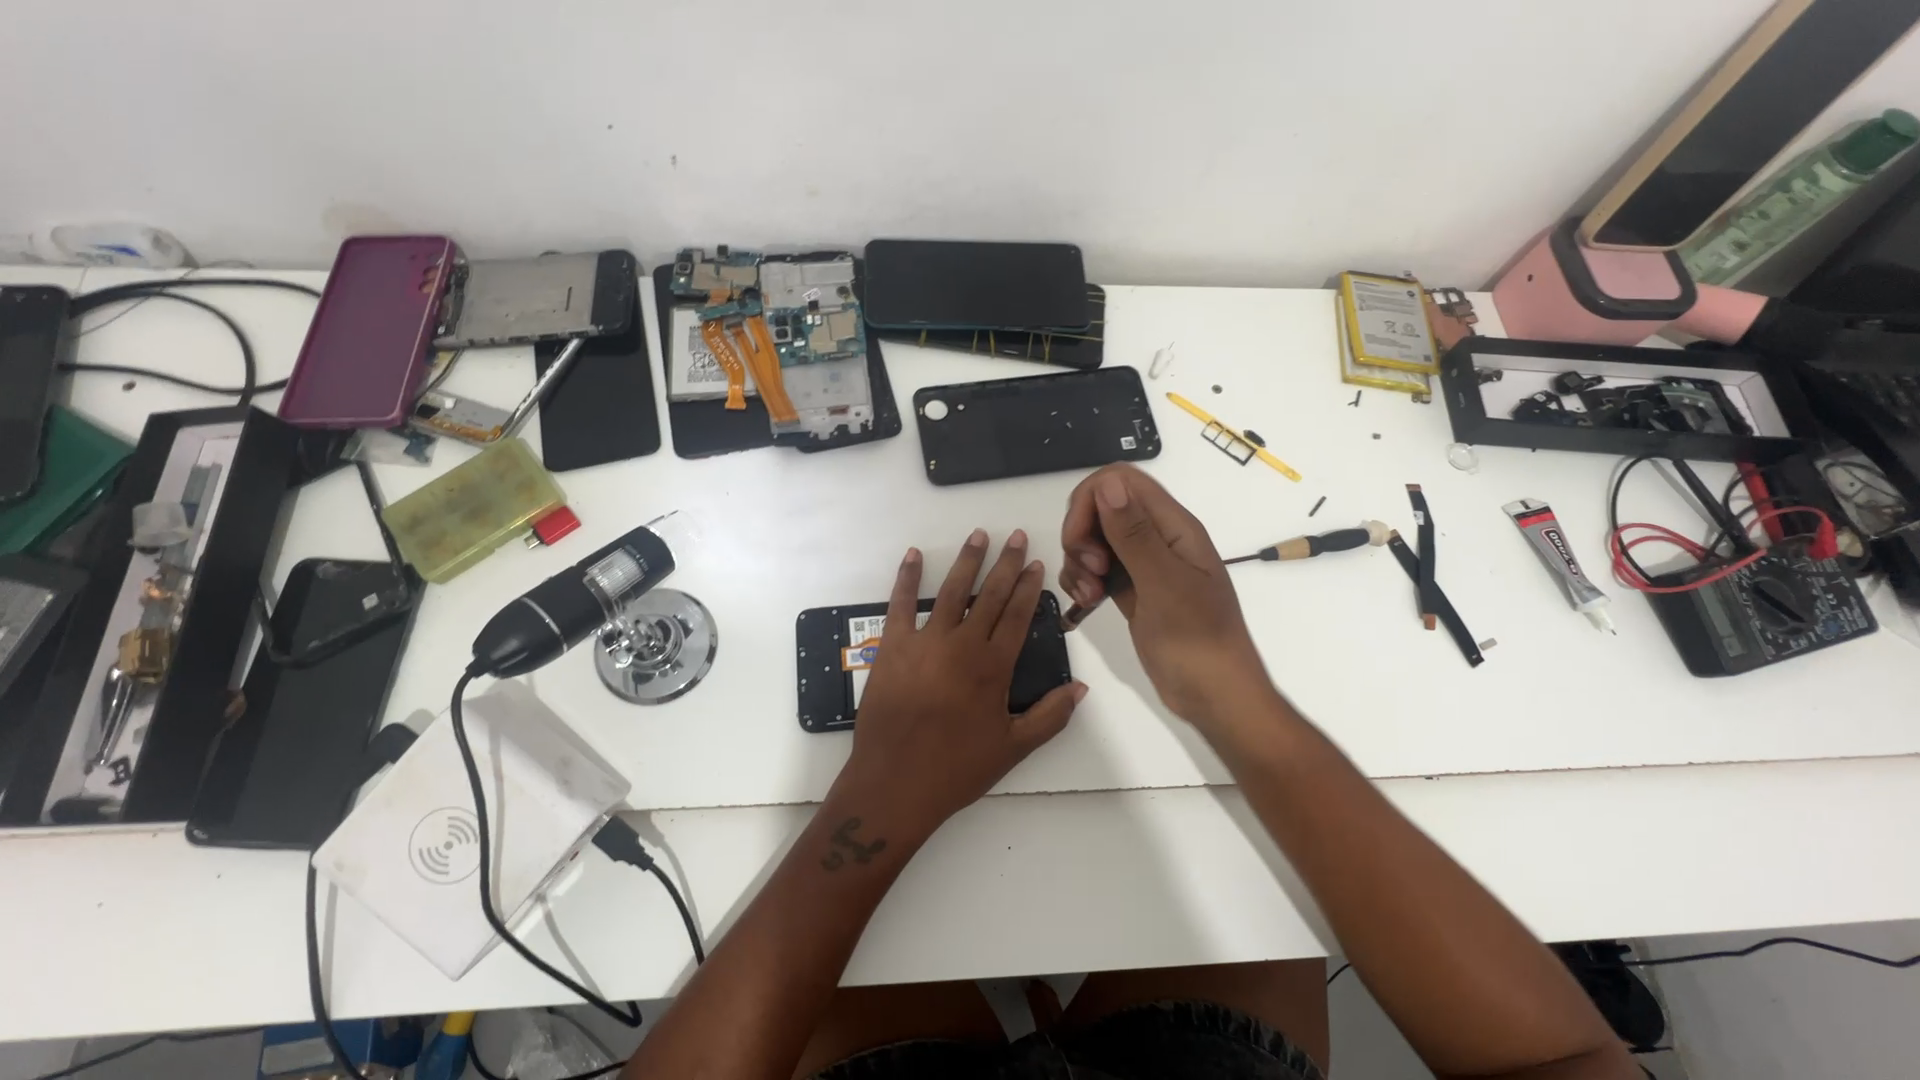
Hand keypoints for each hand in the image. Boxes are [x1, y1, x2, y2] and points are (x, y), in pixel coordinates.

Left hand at [839, 529, 1085, 836]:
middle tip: (1015, 536)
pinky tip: (913, 555)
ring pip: (950, 591)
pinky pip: (899, 604)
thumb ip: (1050, 716)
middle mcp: (962, 645)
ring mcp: (924, 642)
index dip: (1028, 587)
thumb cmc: (956, 769)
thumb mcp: (1013, 748)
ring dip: (966, 561)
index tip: (1036, 563)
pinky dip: (906, 577)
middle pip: (989, 595)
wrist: (895, 783)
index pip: (1017, 615)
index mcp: (993, 667)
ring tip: (978, 535)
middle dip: (1005, 563)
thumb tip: (1080, 687)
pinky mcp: (892, 647)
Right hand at [1059, 465, 1270, 723]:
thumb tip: (1107, 484)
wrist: (1215, 695)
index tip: (1083, 544)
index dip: (1090, 502)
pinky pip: (1097, 568)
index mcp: (1174, 527)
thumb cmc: (1197, 640)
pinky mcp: (1133, 590)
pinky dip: (1083, 580)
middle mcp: (1159, 538)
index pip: (1121, 481)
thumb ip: (1134, 533)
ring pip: (1095, 538)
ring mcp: (1145, 564)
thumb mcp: (1164, 584)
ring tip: (1088, 595)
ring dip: (1079, 561)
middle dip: (1081, 534)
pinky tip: (1089, 603)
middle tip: (1089, 572)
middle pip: (1102, 506)